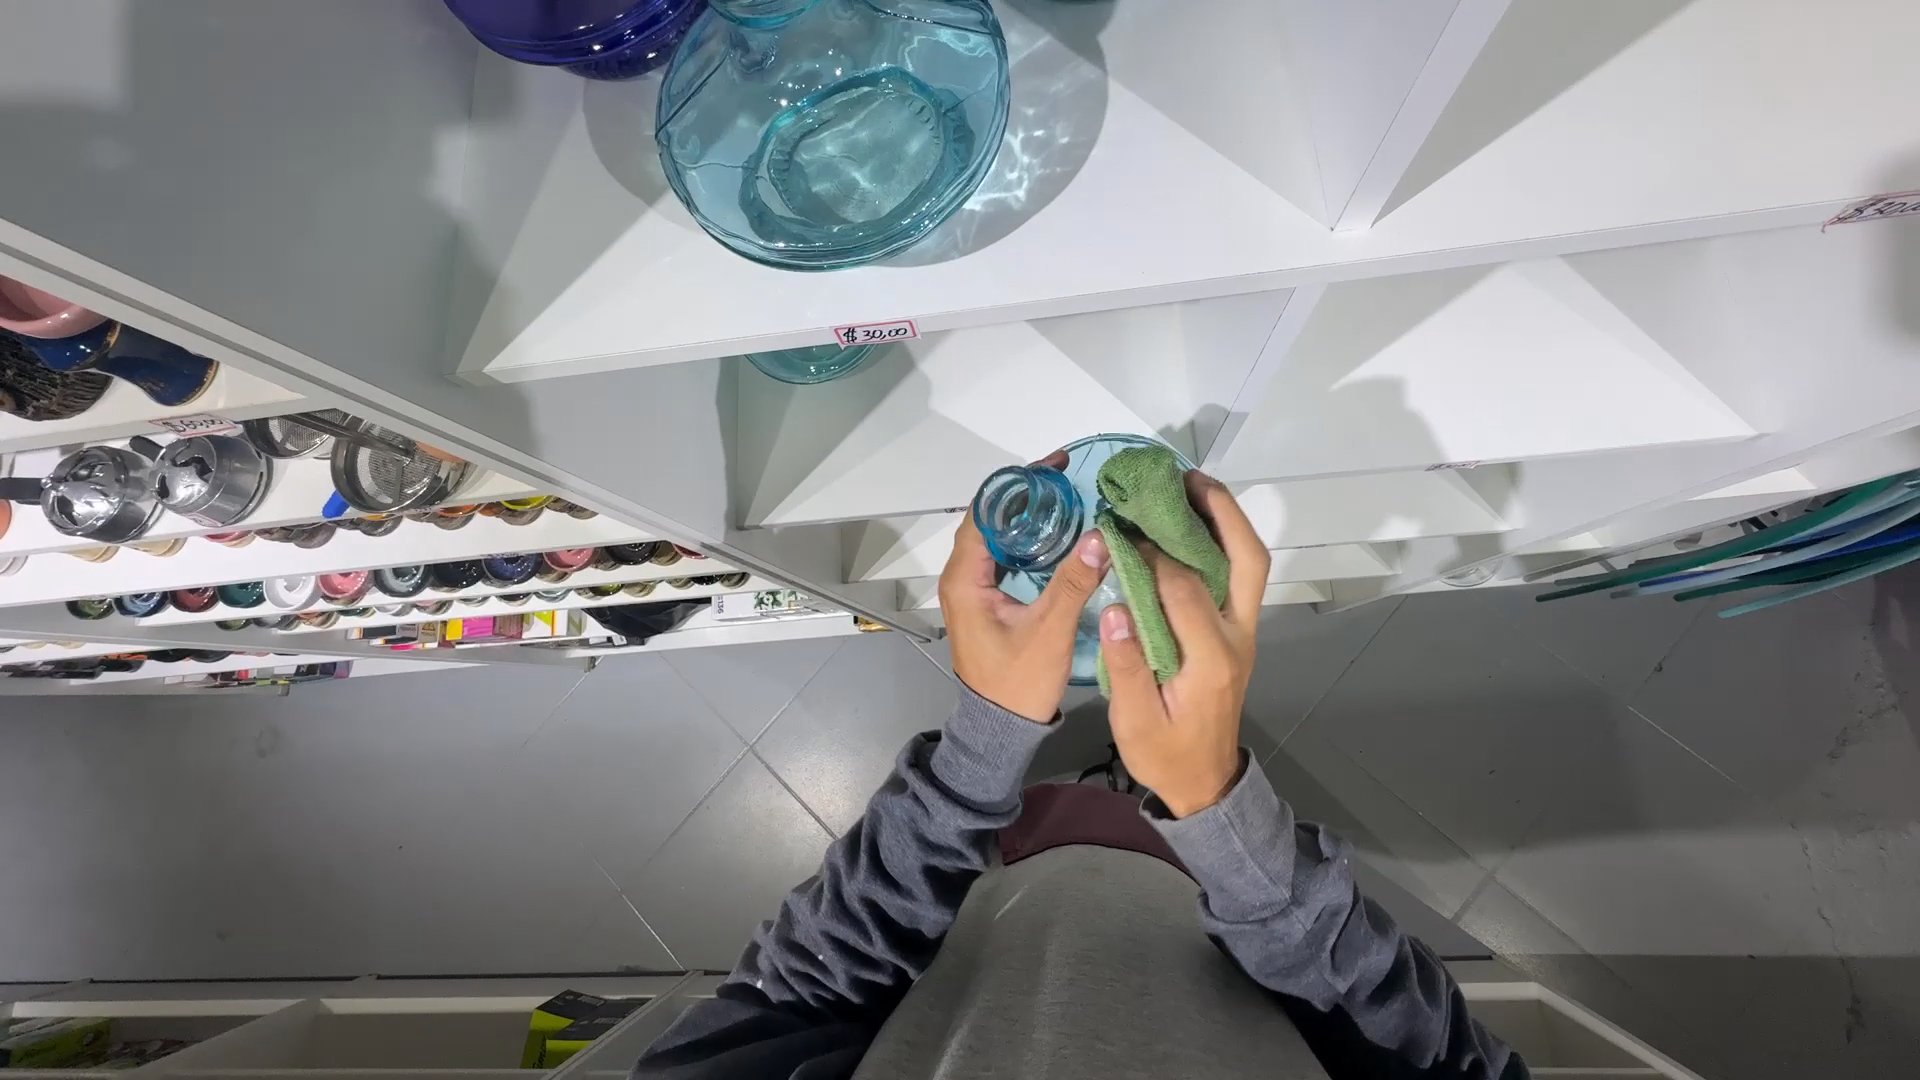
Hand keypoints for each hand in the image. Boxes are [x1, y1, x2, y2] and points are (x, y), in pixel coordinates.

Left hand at [939, 454, 1111, 723]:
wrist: (1001, 727)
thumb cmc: (1017, 682)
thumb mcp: (1049, 631)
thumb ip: (1073, 583)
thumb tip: (1100, 536)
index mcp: (965, 578)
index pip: (985, 513)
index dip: (1017, 486)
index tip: (1053, 469)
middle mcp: (961, 576)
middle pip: (990, 520)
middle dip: (1026, 496)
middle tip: (1066, 478)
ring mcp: (972, 588)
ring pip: (998, 538)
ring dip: (1028, 517)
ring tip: (1067, 497)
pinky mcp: (987, 599)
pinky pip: (1005, 557)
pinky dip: (1029, 541)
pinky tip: (1060, 535)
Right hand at [1100, 472, 1270, 816]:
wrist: (1205, 781)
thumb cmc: (1165, 753)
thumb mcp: (1135, 722)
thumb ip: (1128, 665)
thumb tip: (1115, 608)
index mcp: (1211, 659)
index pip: (1185, 590)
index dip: (1153, 556)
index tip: (1123, 530)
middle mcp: (1237, 637)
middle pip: (1246, 561)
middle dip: (1222, 513)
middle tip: (1188, 479)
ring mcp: (1244, 633)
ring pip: (1249, 564)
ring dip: (1227, 521)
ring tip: (1192, 488)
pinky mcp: (1238, 632)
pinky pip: (1239, 577)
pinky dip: (1221, 542)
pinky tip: (1191, 526)